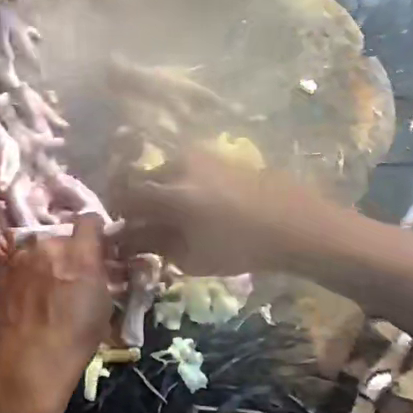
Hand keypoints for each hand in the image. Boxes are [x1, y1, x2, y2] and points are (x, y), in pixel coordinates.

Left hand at [0, 213, 112, 412]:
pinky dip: (26, 271)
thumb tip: (97, 264)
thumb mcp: (104, 302)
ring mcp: (22, 258)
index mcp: (80, 251)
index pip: (90, 220)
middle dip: (69, 249)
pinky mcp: (2, 273)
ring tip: (47, 284)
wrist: (31, 359)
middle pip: (62, 236)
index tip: (97, 246)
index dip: (95, 231)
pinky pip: (19, 262)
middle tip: (72, 272)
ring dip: (46, 259)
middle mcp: (49, 246)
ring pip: (38, 249)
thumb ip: (99, 273)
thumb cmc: (77, 335)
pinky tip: (29, 294)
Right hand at [116, 148, 331, 275]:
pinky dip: (180, 184)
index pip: (124, 197)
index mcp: (168, 191)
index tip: (121, 235)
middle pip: (142, 179)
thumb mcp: (190, 257)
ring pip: (164, 171)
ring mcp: (201, 156)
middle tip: (145, 228)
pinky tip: (196, 206)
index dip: (118, 217)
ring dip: (159, 191)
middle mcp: (179, 164)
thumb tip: (128, 239)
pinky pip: (186, 168)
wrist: (294, 223)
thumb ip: (153, 244)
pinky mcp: (219, 156)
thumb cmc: (240, 247)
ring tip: (173, 219)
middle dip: (136, 202)